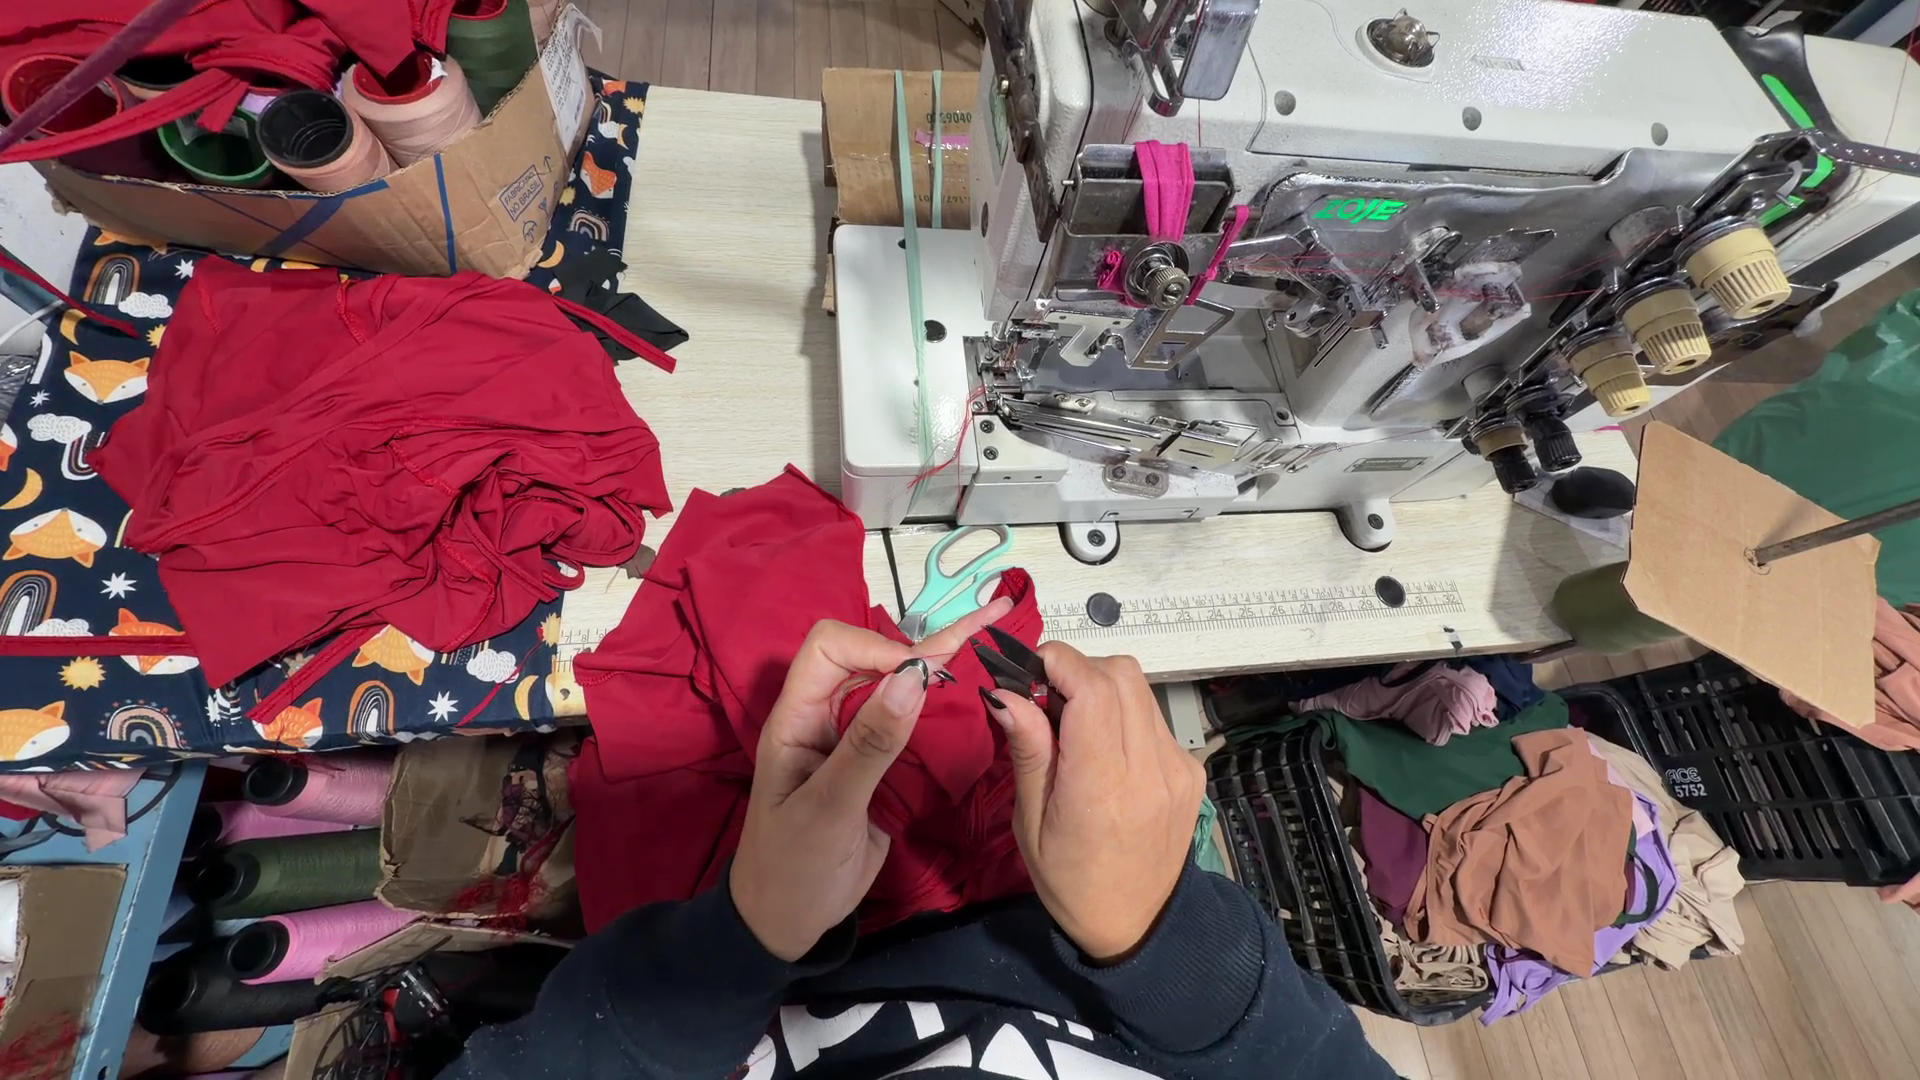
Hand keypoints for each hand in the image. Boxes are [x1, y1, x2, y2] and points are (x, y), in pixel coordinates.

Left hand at [730, 598, 1014, 960]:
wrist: (787, 923)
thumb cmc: (795, 868)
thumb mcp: (830, 810)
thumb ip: (870, 745)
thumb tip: (913, 678)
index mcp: (796, 717)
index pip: (830, 648)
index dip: (876, 648)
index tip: (921, 676)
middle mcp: (823, 715)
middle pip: (867, 653)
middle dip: (919, 641)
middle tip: (982, 627)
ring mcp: (850, 734)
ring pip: (890, 679)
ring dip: (933, 657)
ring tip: (985, 630)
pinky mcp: (875, 756)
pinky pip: (905, 714)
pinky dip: (934, 693)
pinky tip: (963, 676)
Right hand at [983, 643, 1203, 962]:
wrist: (1140, 927)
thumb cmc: (1070, 881)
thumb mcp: (1029, 823)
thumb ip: (1027, 750)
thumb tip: (1005, 691)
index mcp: (1103, 787)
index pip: (1092, 689)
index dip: (1058, 661)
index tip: (1028, 668)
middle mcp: (1150, 769)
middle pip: (1119, 674)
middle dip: (1076, 669)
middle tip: (1046, 698)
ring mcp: (1178, 766)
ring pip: (1138, 686)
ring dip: (1099, 686)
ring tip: (1073, 723)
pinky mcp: (1191, 768)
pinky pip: (1151, 713)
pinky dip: (1121, 710)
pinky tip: (1105, 745)